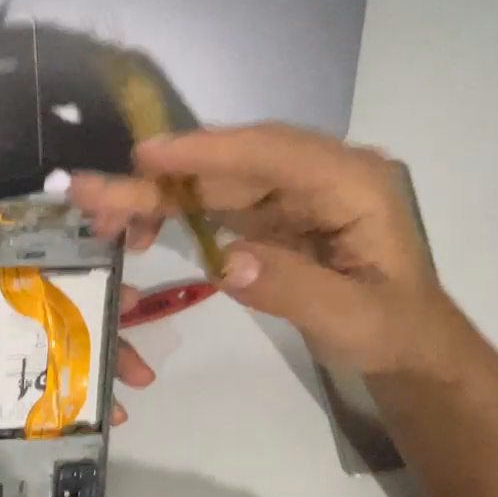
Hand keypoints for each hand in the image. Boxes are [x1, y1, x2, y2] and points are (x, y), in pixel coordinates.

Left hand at [0, 271, 156, 496]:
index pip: (34, 305)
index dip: (80, 298)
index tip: (126, 302)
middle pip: (54, 343)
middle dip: (102, 351)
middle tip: (142, 374)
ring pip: (50, 379)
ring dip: (90, 389)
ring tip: (123, 413)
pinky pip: (35, 414)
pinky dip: (65, 419)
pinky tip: (91, 431)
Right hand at [68, 124, 471, 376]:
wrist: (405, 344)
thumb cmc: (390, 330)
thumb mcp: (351, 320)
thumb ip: (293, 287)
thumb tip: (226, 263)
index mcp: (353, 184)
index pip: (272, 154)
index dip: (207, 152)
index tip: (146, 155)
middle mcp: (321, 175)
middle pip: (231, 166)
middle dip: (161, 178)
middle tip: (92, 192)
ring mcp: (295, 194)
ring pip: (216, 183)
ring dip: (159, 196)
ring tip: (103, 216)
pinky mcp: (274, 216)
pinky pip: (217, 205)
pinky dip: (176, 214)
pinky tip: (143, 231)